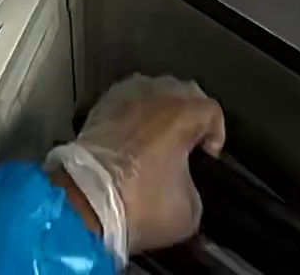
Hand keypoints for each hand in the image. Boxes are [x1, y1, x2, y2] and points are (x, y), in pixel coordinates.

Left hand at [72, 75, 225, 254]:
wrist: (83, 203)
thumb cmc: (138, 203)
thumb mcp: (186, 212)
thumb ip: (197, 189)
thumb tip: (187, 184)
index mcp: (185, 113)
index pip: (213, 111)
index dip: (216, 133)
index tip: (208, 156)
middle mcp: (161, 94)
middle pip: (188, 92)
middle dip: (192, 114)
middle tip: (187, 142)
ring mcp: (131, 95)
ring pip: (158, 89)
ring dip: (163, 107)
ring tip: (159, 133)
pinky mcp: (105, 103)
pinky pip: (130, 96)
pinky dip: (136, 109)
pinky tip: (132, 129)